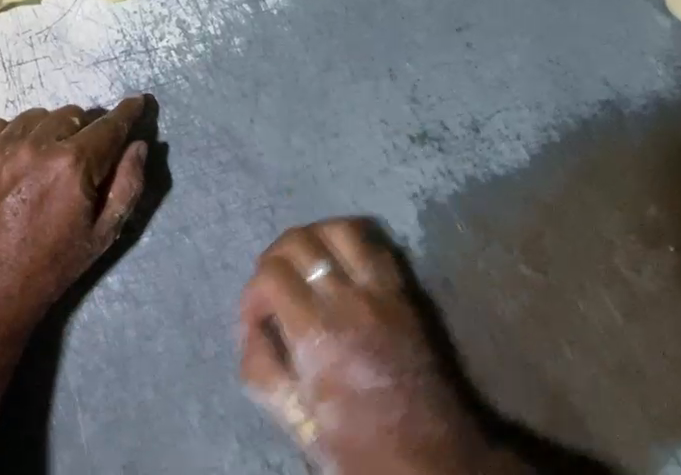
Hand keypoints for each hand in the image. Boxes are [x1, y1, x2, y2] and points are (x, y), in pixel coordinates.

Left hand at [0, 96, 150, 328]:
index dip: (127, 112)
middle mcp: (37, 146)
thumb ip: (128, 184)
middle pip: (73, 114)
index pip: (108, 126)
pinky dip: (20, 135)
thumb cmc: (54, 265)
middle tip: (85, 158)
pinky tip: (22, 161)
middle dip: (86, 130)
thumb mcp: (104, 233)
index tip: (137, 101)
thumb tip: (137, 145)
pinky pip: (6, 125)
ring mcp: (3, 147)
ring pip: (40, 116)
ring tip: (51, 160)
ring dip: (53, 130)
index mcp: (73, 164)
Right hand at [238, 220, 515, 474]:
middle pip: (300, 239)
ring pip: (340, 229)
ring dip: (314, 238)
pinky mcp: (405, 294)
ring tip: (306, 262)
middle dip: (275, 256)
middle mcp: (348, 299)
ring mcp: (381, 292)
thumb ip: (261, 370)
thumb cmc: (357, 442)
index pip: (271, 272)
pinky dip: (351, 242)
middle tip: (274, 285)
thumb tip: (251, 328)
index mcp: (316, 332)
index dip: (253, 291)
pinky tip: (341, 261)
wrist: (429, 456)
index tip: (256, 318)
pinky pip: (376, 245)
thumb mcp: (295, 420)